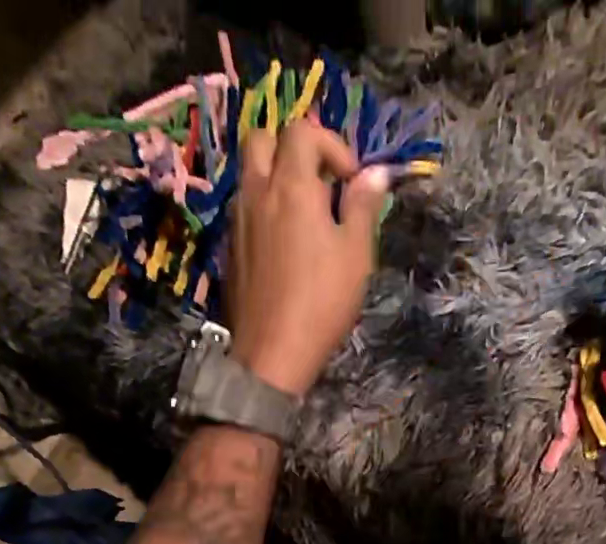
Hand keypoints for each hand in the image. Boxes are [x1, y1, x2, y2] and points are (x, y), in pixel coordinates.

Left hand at [227, 122, 391, 396]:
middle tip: (320, 183)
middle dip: (293, 149)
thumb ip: (363, 207)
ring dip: (276, 177)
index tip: (351, 181)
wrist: (272, 351)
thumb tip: (376, 173)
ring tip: (304, 215)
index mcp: (292, 186)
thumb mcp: (356, 255)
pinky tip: (284, 243)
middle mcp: (257, 192)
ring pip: (249, 173)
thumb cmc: (322, 301)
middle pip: (262, 138)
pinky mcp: (229, 246)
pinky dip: (264, 207)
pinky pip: (244, 207)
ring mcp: (237, 219)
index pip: (302, 131)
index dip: (332, 145)